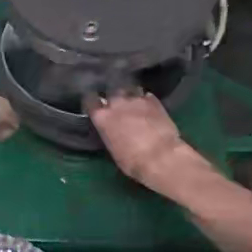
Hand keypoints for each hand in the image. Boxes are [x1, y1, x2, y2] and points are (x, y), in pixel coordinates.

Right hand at [84, 89, 212, 196]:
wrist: (161, 157)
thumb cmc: (133, 162)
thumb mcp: (113, 150)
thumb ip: (110, 134)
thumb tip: (113, 130)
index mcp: (102, 117)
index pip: (90, 100)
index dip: (92, 102)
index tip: (95, 107)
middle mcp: (116, 103)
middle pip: (111, 92)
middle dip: (113, 98)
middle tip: (116, 106)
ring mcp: (136, 100)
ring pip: (129, 89)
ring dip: (129, 95)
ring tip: (133, 104)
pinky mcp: (154, 101)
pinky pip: (146, 96)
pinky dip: (145, 100)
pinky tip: (148, 107)